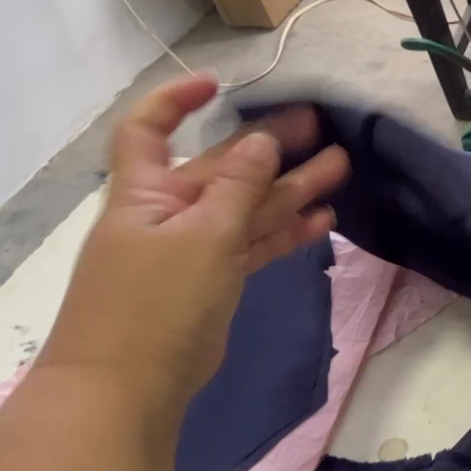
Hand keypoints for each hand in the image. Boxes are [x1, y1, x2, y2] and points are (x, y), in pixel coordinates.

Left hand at [38, 77, 348, 418]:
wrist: (129, 384)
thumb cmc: (154, 302)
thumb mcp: (201, 236)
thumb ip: (237, 188)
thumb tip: (260, 140)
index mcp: (147, 193)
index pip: (150, 131)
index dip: (176, 102)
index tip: (219, 86)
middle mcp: (170, 213)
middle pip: (224, 169)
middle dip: (271, 148)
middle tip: (323, 128)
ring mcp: (197, 248)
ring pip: (251, 208)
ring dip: (293, 188)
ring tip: (342, 168)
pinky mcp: (217, 279)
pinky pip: (257, 244)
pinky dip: (288, 231)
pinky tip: (324, 220)